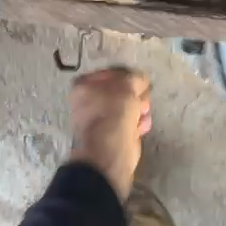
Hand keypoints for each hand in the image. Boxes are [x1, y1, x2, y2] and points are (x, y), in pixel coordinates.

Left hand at [66, 67, 151, 199]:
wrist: (110, 152)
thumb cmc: (114, 112)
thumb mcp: (127, 85)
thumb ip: (135, 78)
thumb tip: (140, 81)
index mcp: (84, 86)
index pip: (110, 73)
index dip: (128, 77)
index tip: (138, 83)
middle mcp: (88, 102)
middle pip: (121, 91)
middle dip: (135, 96)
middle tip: (141, 101)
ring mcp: (100, 120)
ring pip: (127, 108)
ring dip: (139, 110)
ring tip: (142, 116)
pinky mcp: (112, 135)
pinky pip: (129, 123)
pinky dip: (137, 125)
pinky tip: (141, 128)